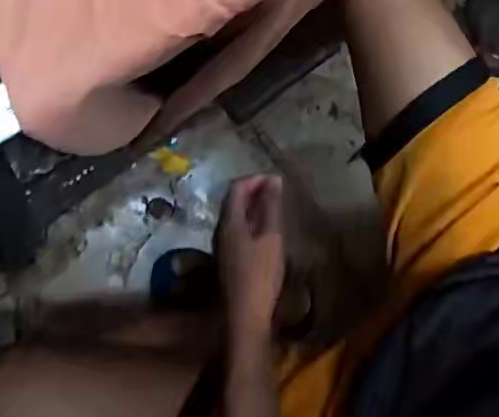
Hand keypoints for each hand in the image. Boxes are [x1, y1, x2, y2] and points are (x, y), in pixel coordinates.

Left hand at [216, 174, 285, 338]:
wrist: (245, 319)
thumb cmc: (260, 274)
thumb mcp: (271, 237)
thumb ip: (271, 207)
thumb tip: (273, 180)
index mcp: (229, 222)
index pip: (237, 188)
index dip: (255, 179)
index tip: (276, 180)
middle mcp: (221, 231)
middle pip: (233, 200)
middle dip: (254, 190)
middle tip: (277, 189)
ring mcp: (223, 246)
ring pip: (235, 215)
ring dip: (253, 205)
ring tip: (274, 205)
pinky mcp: (228, 259)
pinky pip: (238, 229)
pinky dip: (252, 220)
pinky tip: (266, 228)